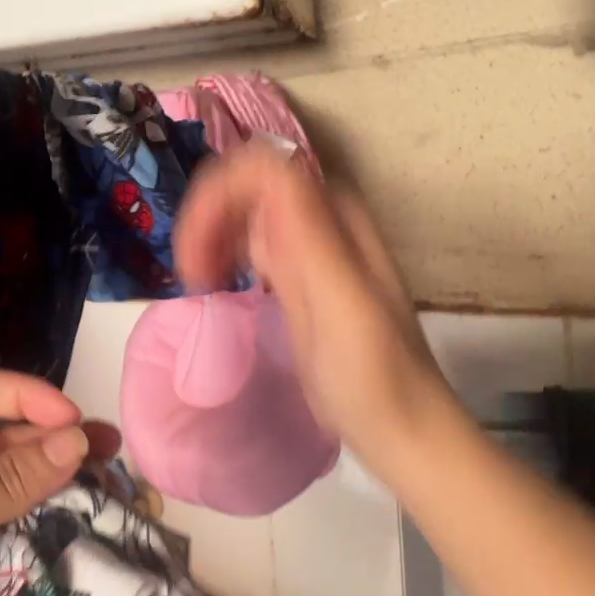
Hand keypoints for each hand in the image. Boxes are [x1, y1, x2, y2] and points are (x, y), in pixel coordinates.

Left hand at [0, 370, 121, 595]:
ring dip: (63, 494)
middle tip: (113, 456)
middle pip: (7, 444)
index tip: (73, 419)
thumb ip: (8, 479)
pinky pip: (21, 548)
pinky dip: (54, 541)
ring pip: (21, 497)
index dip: (26, 397)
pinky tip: (90, 541)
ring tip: (114, 497)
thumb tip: (78, 439)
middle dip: (55, 444)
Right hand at [173, 144, 458, 463]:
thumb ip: (306, 230)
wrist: (403, 433)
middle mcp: (320, 219)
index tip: (197, 251)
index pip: (259, 167)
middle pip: (243, 185)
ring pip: (239, 212)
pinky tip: (212, 284)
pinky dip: (220, 253)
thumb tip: (265, 162)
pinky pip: (246, 242)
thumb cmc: (374, 374)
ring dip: (208, 236)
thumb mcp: (341, 301)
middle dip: (207, 218)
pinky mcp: (295, 277)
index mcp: (335, 214)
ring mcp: (307, 248)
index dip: (217, 196)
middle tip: (191, 275)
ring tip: (197, 282)